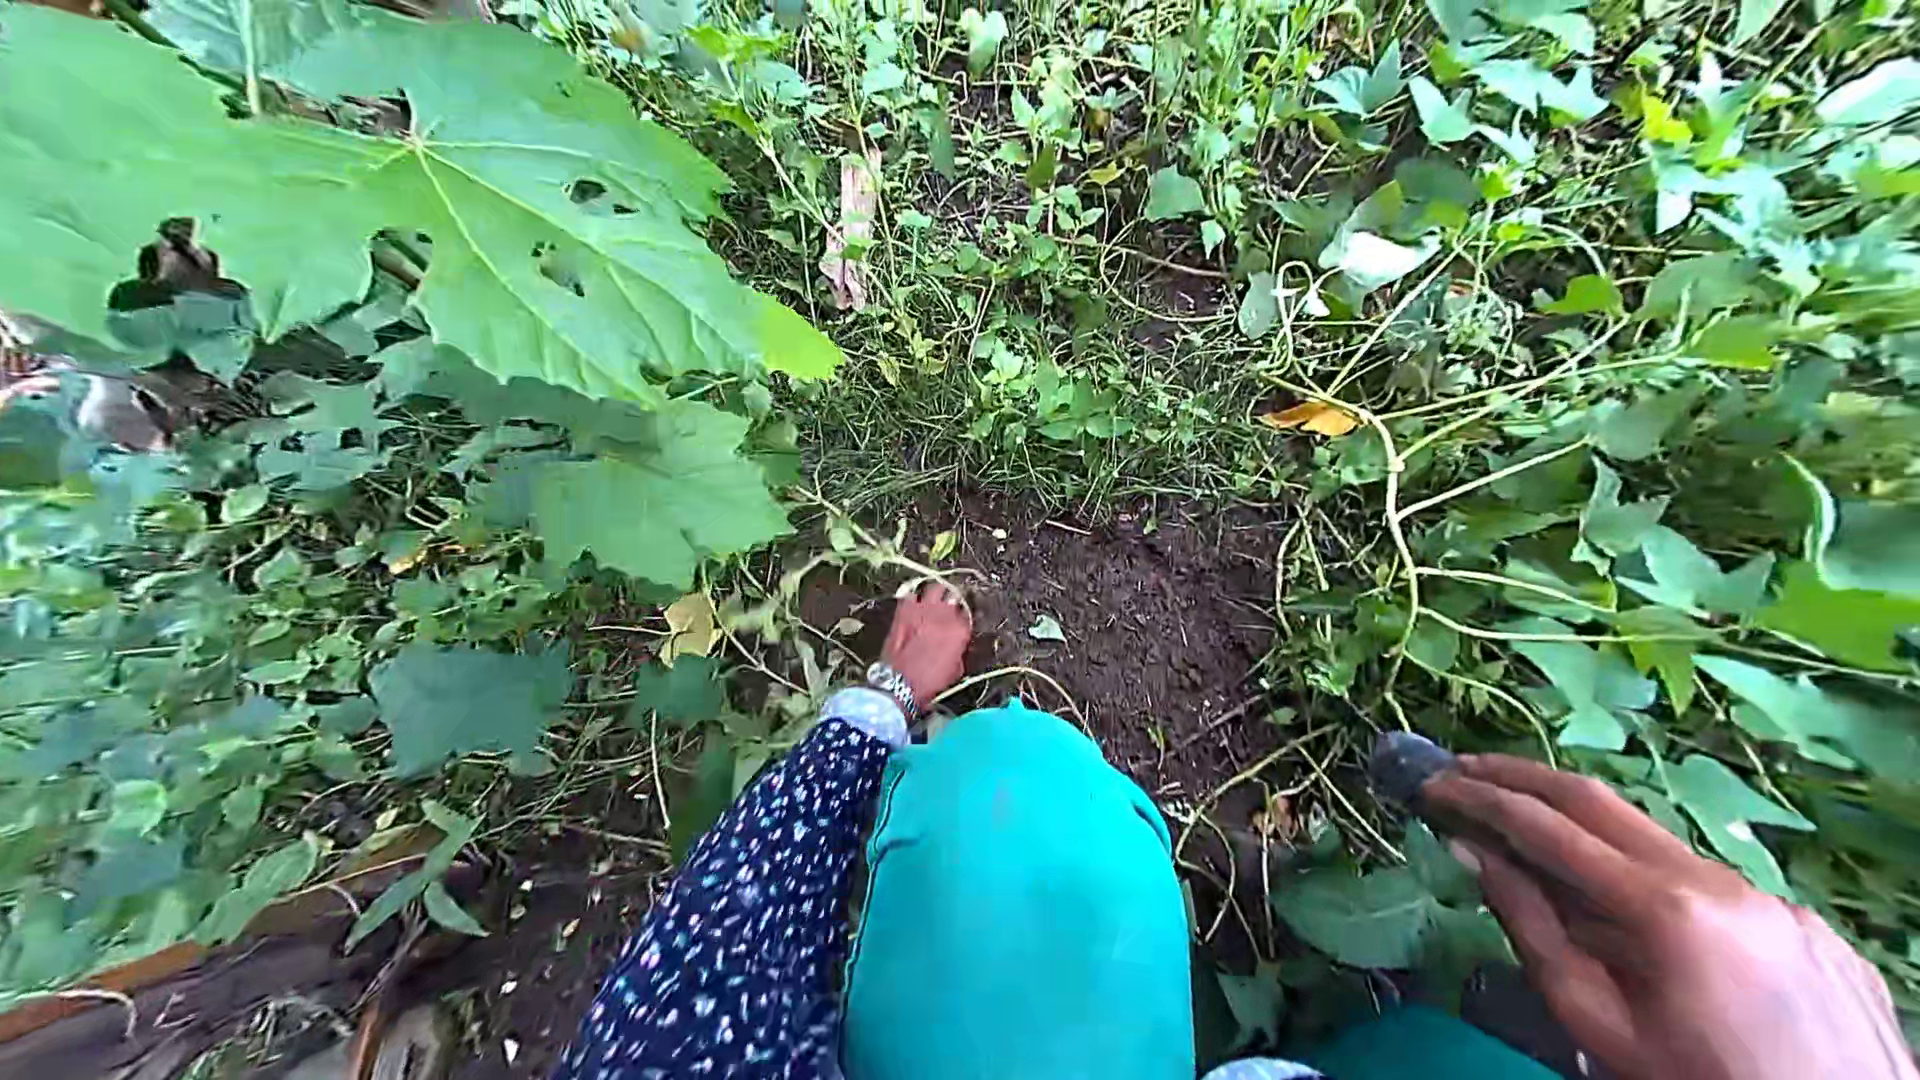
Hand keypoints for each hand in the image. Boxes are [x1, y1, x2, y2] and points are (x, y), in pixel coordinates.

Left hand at [879, 582, 971, 711]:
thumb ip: (959, 648)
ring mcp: (923, 608)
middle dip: (953, 599)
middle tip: (949, 607)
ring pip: (935, 588)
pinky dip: (914, 600)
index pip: (968, 613)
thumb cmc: (931, 682)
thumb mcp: (956, 669)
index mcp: (960, 629)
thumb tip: (957, 642)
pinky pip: (911, 595)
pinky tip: (913, 607)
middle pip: (954, 595)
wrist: (900, 683)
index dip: (964, 618)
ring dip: (936, 594)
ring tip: (934, 600)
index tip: (961, 623)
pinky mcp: (904, 610)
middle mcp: (944, 614)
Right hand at [1423, 754, 1915, 1079]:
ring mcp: (1772, 899)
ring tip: (1515, 812)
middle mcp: (1722, 884)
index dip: (1476, 797)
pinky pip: (1692, 873)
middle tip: (1458, 768)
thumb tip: (1467, 848)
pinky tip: (1608, 891)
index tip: (1429, 785)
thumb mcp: (1589, 1014)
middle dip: (1515, 774)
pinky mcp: (1801, 921)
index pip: (1544, 824)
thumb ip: (1525, 919)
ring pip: (1644, 831)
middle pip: (1594, 799)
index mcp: (1668, 910)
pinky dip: (1629, 862)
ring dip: (1570, 815)